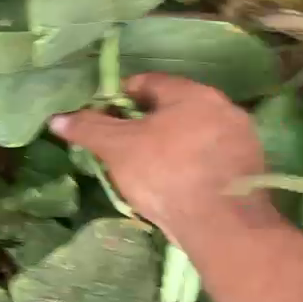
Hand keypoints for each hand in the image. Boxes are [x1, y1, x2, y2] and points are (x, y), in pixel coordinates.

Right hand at [49, 73, 275, 243]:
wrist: (219, 219)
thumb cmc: (164, 173)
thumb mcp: (116, 148)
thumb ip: (88, 129)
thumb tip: (57, 118)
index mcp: (191, 94)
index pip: (145, 82)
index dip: (116, 98)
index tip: (98, 119)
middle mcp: (221, 106)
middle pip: (169, 107)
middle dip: (140, 123)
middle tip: (116, 145)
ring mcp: (238, 136)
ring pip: (189, 131)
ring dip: (164, 143)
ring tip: (140, 167)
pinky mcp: (245, 164)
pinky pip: (204, 154)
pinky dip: (184, 162)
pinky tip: (168, 182)